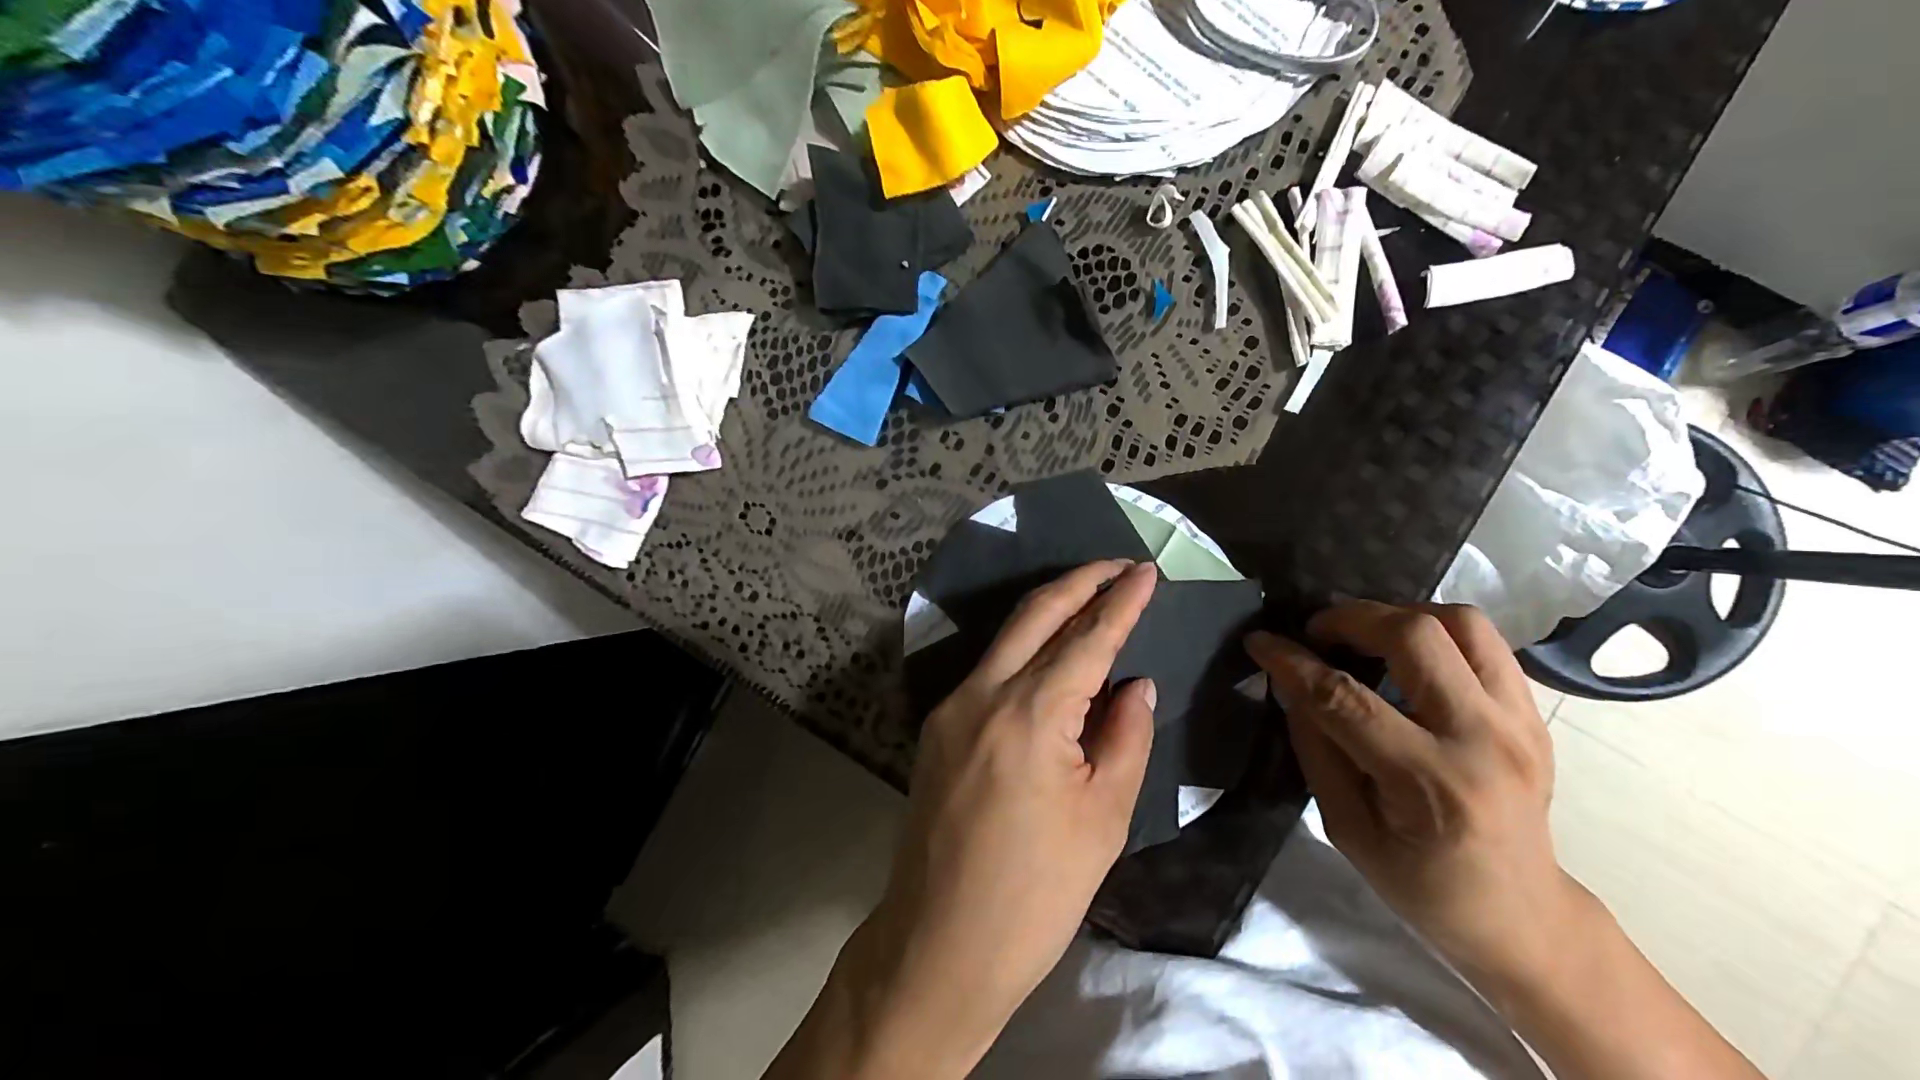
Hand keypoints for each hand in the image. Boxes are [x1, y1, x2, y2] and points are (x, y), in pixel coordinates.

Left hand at [766, 560, 1158, 1079]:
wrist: (940, 943)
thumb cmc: (1037, 892)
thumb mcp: (1104, 817)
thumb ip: (1124, 736)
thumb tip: (1133, 683)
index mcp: (1029, 714)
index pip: (1086, 639)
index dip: (1120, 602)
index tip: (1146, 572)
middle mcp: (981, 694)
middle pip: (1035, 615)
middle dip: (1079, 582)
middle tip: (1119, 565)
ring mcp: (950, 709)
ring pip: (1007, 638)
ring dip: (1051, 610)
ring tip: (1093, 596)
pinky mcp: (937, 729)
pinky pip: (990, 672)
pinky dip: (1026, 651)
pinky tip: (1053, 656)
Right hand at [1244, 601, 1586, 993]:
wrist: (1520, 915)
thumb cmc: (1420, 883)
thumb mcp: (1346, 828)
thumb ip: (1317, 748)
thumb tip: (1292, 683)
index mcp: (1430, 783)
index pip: (1346, 698)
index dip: (1293, 662)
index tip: (1260, 642)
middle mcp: (1484, 740)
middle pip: (1416, 636)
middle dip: (1350, 619)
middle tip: (1316, 633)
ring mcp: (1520, 722)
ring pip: (1460, 622)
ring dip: (1399, 616)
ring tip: (1364, 637)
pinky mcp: (1533, 714)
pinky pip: (1484, 642)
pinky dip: (1436, 633)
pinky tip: (1406, 657)